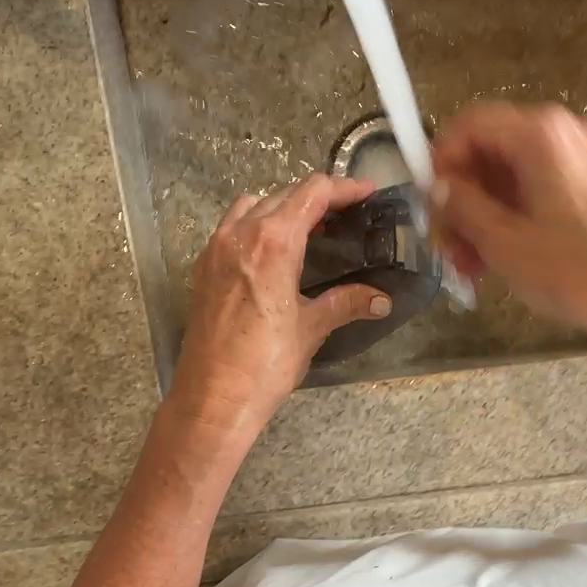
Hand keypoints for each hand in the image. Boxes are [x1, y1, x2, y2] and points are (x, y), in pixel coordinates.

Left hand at [170, 174, 392, 434]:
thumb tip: (382, 300)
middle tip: (344, 216)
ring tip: (307, 231)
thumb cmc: (264, 364)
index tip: (365, 194)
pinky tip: (272, 254)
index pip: (312, 193)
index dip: (343, 189)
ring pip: (253, 206)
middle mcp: (241, 234)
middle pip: (283, 195)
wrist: (213, 397)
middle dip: (316, 199)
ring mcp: (217, 249)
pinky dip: (255, 226)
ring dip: (282, 208)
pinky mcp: (204, 268)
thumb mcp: (311, 330)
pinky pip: (232, 228)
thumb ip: (346, 304)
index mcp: (273, 241)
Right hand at [430, 102, 586, 345]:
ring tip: (469, 266)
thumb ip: (463, 208)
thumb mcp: (505, 243)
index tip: (427, 202)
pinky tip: (498, 261)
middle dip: (461, 199)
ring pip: (511, 177)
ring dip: (482, 217)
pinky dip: (511, 220)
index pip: (471, 124)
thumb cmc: (578, 272)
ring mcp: (580, 161)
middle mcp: (563, 136)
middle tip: (445, 246)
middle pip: (490, 152)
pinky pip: (536, 192)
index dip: (440, 161)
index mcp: (540, 137)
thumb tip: (437, 188)